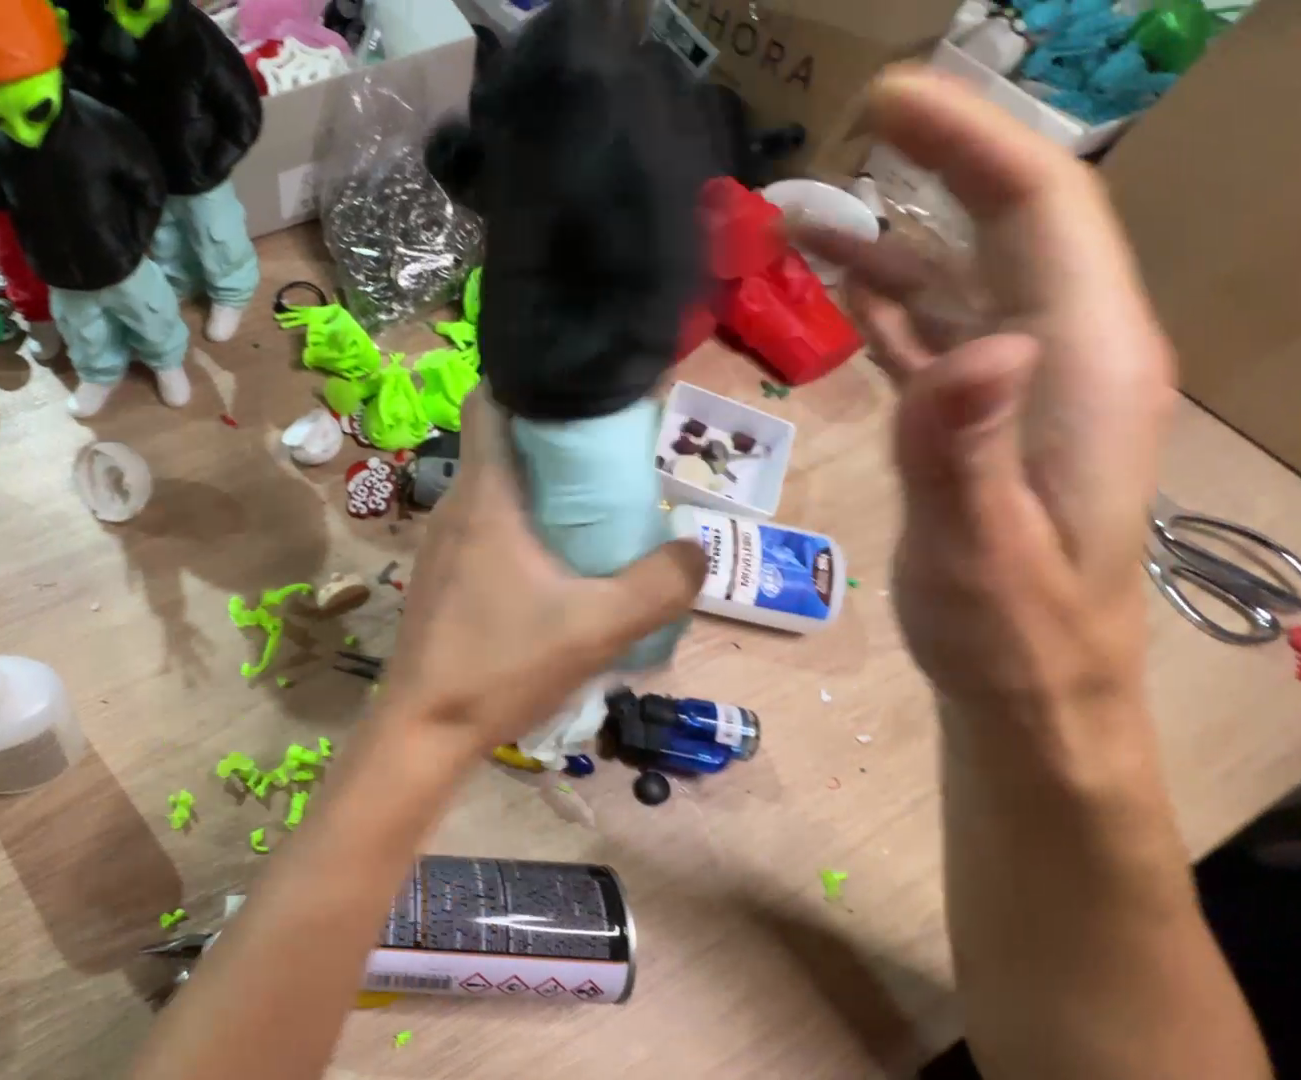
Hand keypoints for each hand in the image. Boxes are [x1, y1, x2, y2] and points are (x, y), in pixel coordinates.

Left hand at [377, 390, 705, 756]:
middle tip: (615, 458)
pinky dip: (521, 526)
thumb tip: (695, 549)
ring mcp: (441, 542)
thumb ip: (659, 585)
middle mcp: (454, 505)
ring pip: (494, 490)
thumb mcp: (598, 627)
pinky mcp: (440, 575)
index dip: (531, 382)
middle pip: (502, 444)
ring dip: (541, 490)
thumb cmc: (501, 665)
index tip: (584, 394)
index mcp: (484, 495)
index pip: (489, 401)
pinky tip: (556, 565)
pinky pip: (484, 527)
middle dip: (555, 441)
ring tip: (596, 511)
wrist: (423, 727)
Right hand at [793, 67, 1175, 717]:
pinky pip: (936, 330)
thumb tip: (979, 347)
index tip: (888, 101)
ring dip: (888, 239)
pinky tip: (842, 288)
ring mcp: (1024, 383)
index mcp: (1082, 365)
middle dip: (928, 168)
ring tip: (801, 218)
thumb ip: (967, 449)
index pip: (1038, 213)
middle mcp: (1065, 353)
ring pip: (961, 277)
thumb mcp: (984, 550)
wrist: (1031, 688)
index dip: (968, 144)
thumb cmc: (1010, 630)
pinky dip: (887, 298)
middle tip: (838, 137)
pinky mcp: (984, 416)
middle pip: (1003, 227)